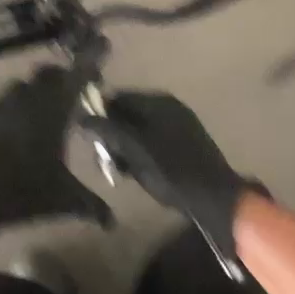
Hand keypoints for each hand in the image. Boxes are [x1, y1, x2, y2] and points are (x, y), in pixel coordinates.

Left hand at [0, 66, 113, 246]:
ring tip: (39, 110)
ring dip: (33, 92)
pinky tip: (10, 128)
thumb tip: (111, 222)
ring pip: (20, 86)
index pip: (78, 75)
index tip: (102, 46)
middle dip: (60, 78)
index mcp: (54, 109)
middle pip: (47, 75)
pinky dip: (9, 109)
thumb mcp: (63, 200)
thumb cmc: (23, 191)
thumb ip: (89, 205)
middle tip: (70, 90)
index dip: (91, 60)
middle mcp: (27, 97)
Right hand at [80, 91, 265, 262]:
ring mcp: (181, 124)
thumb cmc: (169, 170)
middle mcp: (170, 107)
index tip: (92, 140)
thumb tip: (83, 116)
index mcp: (158, 102)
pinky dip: (144, 153)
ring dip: (128, 147)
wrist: (212, 195)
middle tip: (106, 160)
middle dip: (114, 135)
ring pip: (142, 130)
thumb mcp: (133, 149)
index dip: (101, 116)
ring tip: (122, 171)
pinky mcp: (187, 143)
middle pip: (130, 114)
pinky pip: (156, 141)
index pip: (119, 98)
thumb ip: (107, 130)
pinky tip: (140, 172)